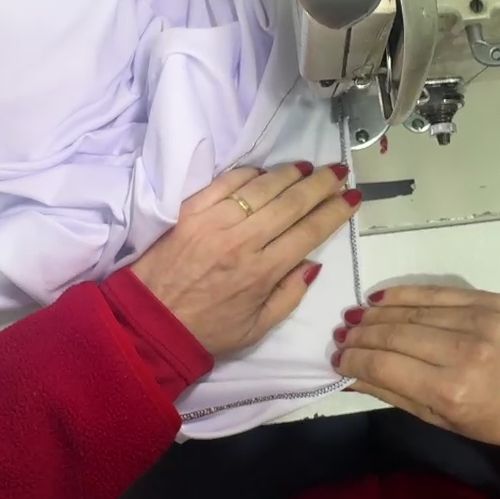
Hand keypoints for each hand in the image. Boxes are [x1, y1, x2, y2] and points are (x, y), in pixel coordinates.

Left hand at [130, 162, 359, 356]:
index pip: (310, 231)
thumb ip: (290, 294)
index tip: (352, 197)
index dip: (335, 211)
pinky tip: (264, 172)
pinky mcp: (191, 210)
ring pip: (262, 187)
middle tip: (339, 171)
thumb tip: (313, 261)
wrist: (147, 322)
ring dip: (290, 174)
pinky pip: (227, 182)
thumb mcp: (258, 328)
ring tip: (307, 168)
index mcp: (262, 273)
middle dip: (321, 184)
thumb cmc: (208, 330)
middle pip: (292, 203)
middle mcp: (243, 242)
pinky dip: (250, 173)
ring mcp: (215, 222)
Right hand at [333, 286, 499, 446]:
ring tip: (355, 317)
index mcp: (452, 390)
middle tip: (340, 334)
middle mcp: (466, 351)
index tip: (336, 356)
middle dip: (362, 334)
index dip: (355, 358)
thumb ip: (390, 391)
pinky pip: (437, 291)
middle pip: (397, 334)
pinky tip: (380, 299)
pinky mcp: (491, 300)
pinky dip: (405, 294)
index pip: (387, 364)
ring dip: (377, 313)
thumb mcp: (437, 419)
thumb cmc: (488, 420)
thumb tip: (345, 373)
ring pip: (413, 311)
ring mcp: (481, 320)